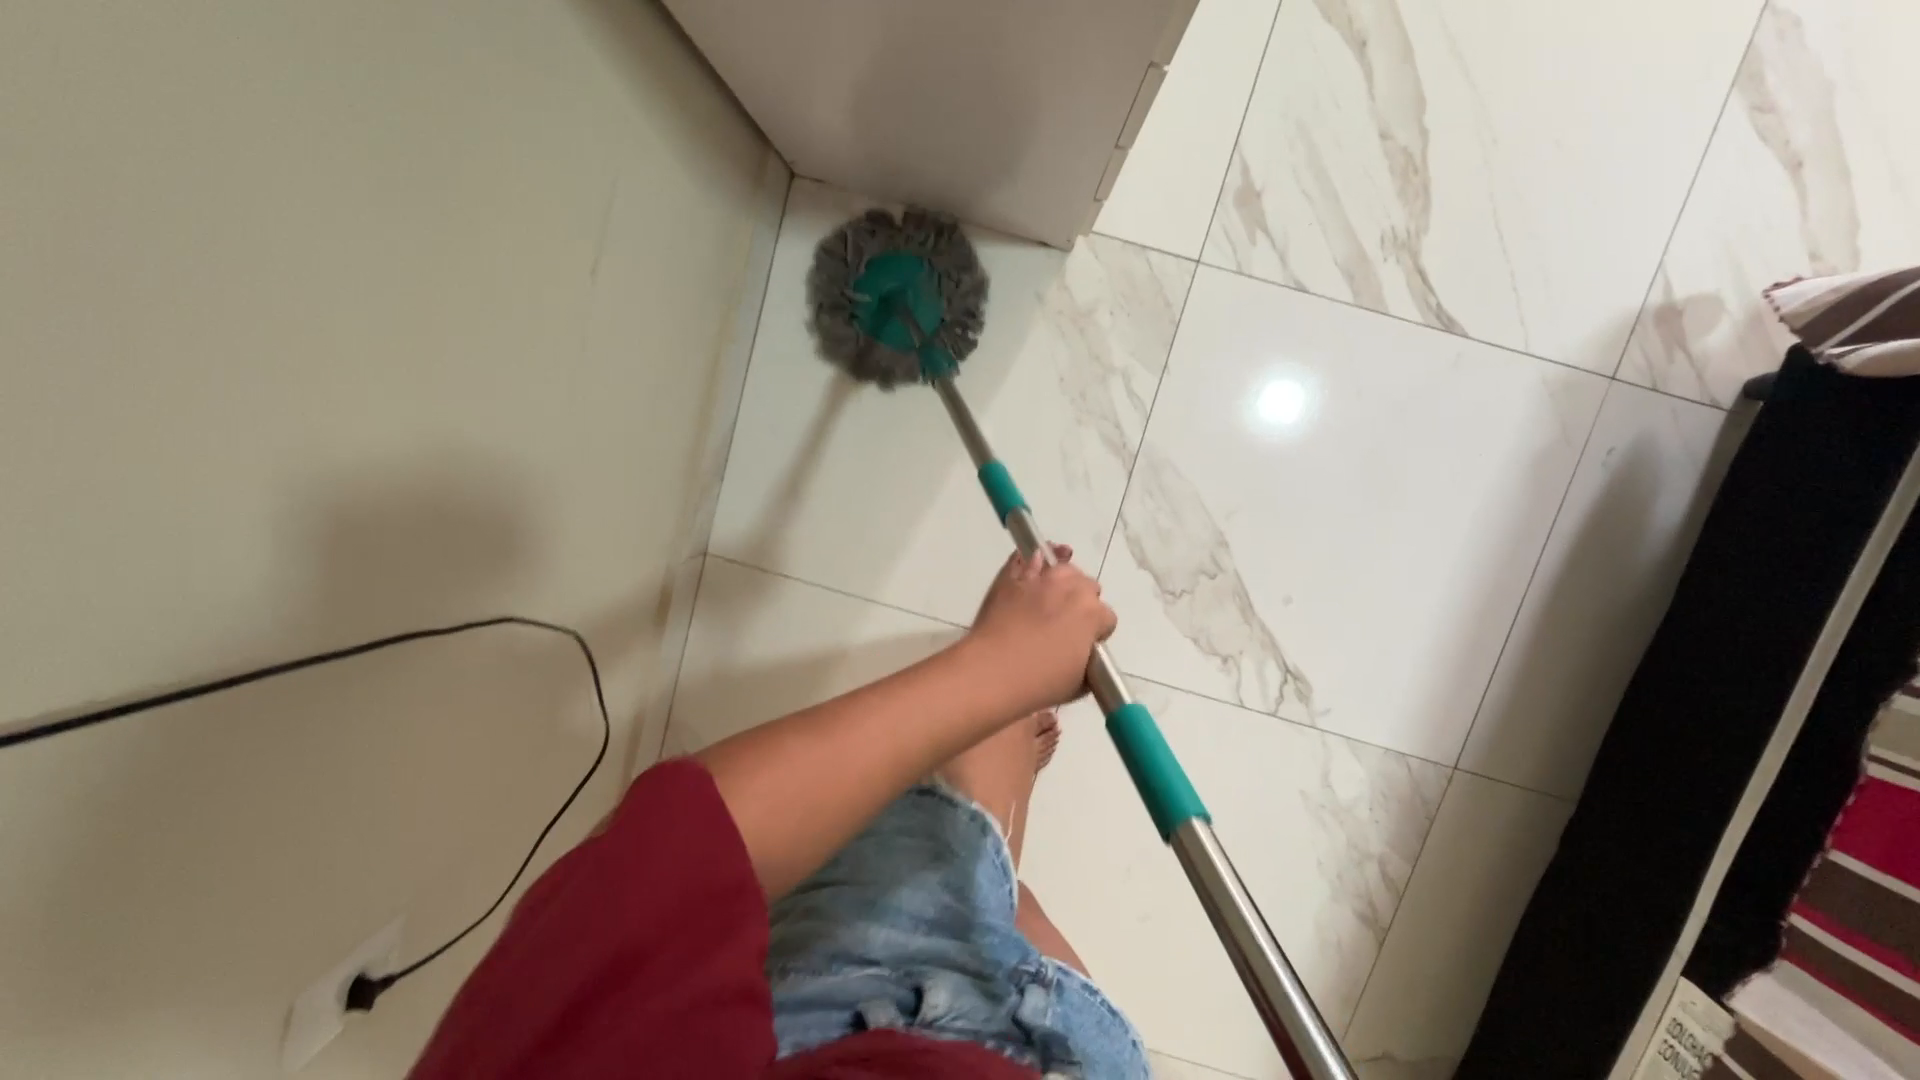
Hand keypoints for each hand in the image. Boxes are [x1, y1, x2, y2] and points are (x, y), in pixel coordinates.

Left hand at [966, 545, 1116, 710]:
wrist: (991, 672)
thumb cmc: (1039, 683)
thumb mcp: (1079, 684)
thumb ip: (1088, 661)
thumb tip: (1083, 653)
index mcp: (1092, 614)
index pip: (1107, 618)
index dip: (1097, 632)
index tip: (1084, 645)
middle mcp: (1071, 588)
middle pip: (1088, 588)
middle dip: (1082, 604)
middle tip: (1066, 625)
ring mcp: (1040, 579)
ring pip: (1063, 568)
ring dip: (1063, 580)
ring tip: (1055, 594)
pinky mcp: (1012, 576)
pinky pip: (1029, 556)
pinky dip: (1035, 558)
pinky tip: (1036, 560)